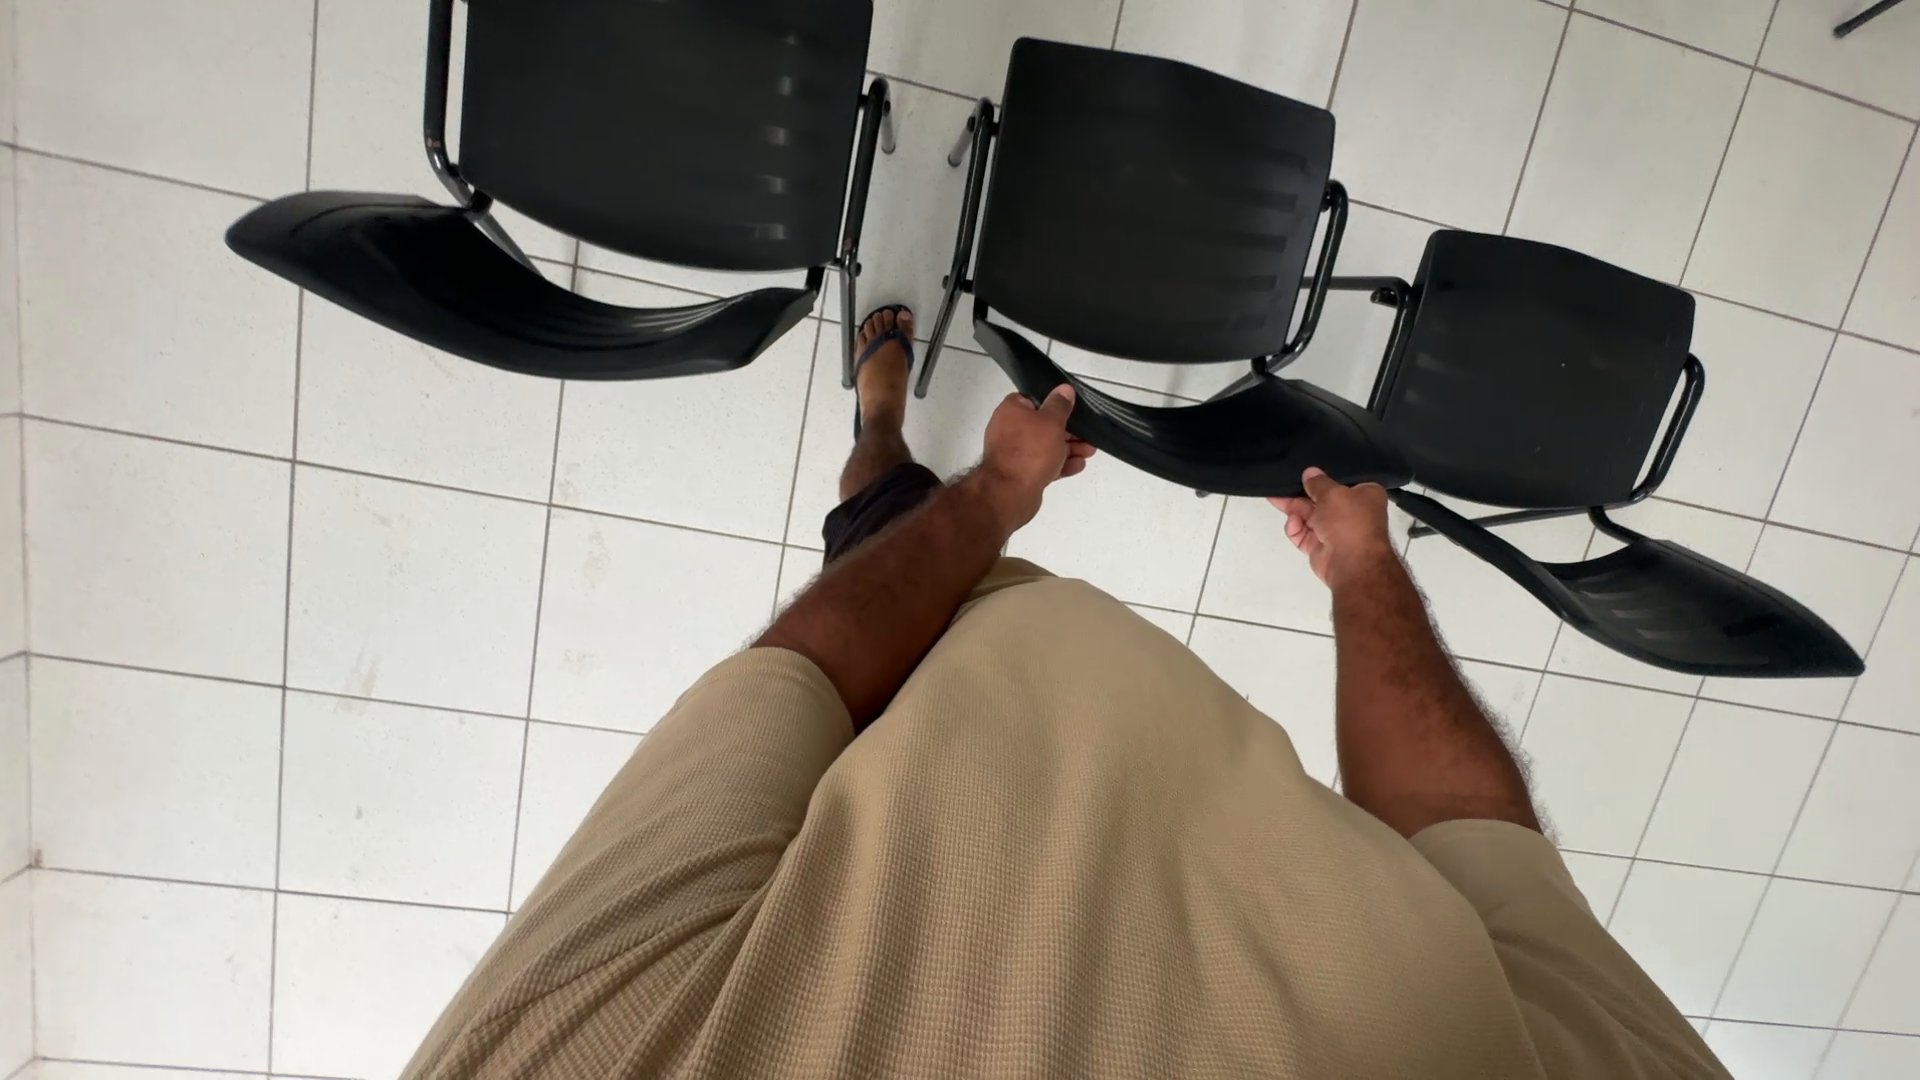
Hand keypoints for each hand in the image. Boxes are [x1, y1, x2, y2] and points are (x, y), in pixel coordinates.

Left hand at [973, 384, 1096, 530]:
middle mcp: (1009, 429)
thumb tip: (1064, 389)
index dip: (1054, 403)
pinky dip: (1060, 464)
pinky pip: (1043, 464)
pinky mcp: (1021, 473)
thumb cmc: (1031, 450)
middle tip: (1089, 435)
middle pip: (1043, 425)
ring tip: (1090, 452)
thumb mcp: (1051, 422)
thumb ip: (1060, 405)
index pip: (1034, 399)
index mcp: (1011, 410)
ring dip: (1068, 448)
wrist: (1010, 492)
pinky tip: (1078, 465)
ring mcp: (1014, 453)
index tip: (1073, 409)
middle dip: (1069, 431)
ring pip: (1045, 447)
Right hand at [1268, 467, 1395, 586]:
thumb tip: (1310, 472)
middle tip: (1281, 485)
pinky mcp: (1318, 546)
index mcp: (1363, 496)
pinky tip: (1293, 523)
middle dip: (1300, 494)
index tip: (1305, 471)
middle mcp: (1350, 512)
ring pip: (1307, 516)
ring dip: (1293, 509)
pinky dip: (1295, 528)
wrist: (1350, 562)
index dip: (1323, 477)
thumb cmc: (1349, 521)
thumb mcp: (1333, 493)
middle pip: (1319, 499)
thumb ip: (1318, 482)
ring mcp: (1333, 530)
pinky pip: (1302, 533)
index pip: (1341, 482)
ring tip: (1276, 499)